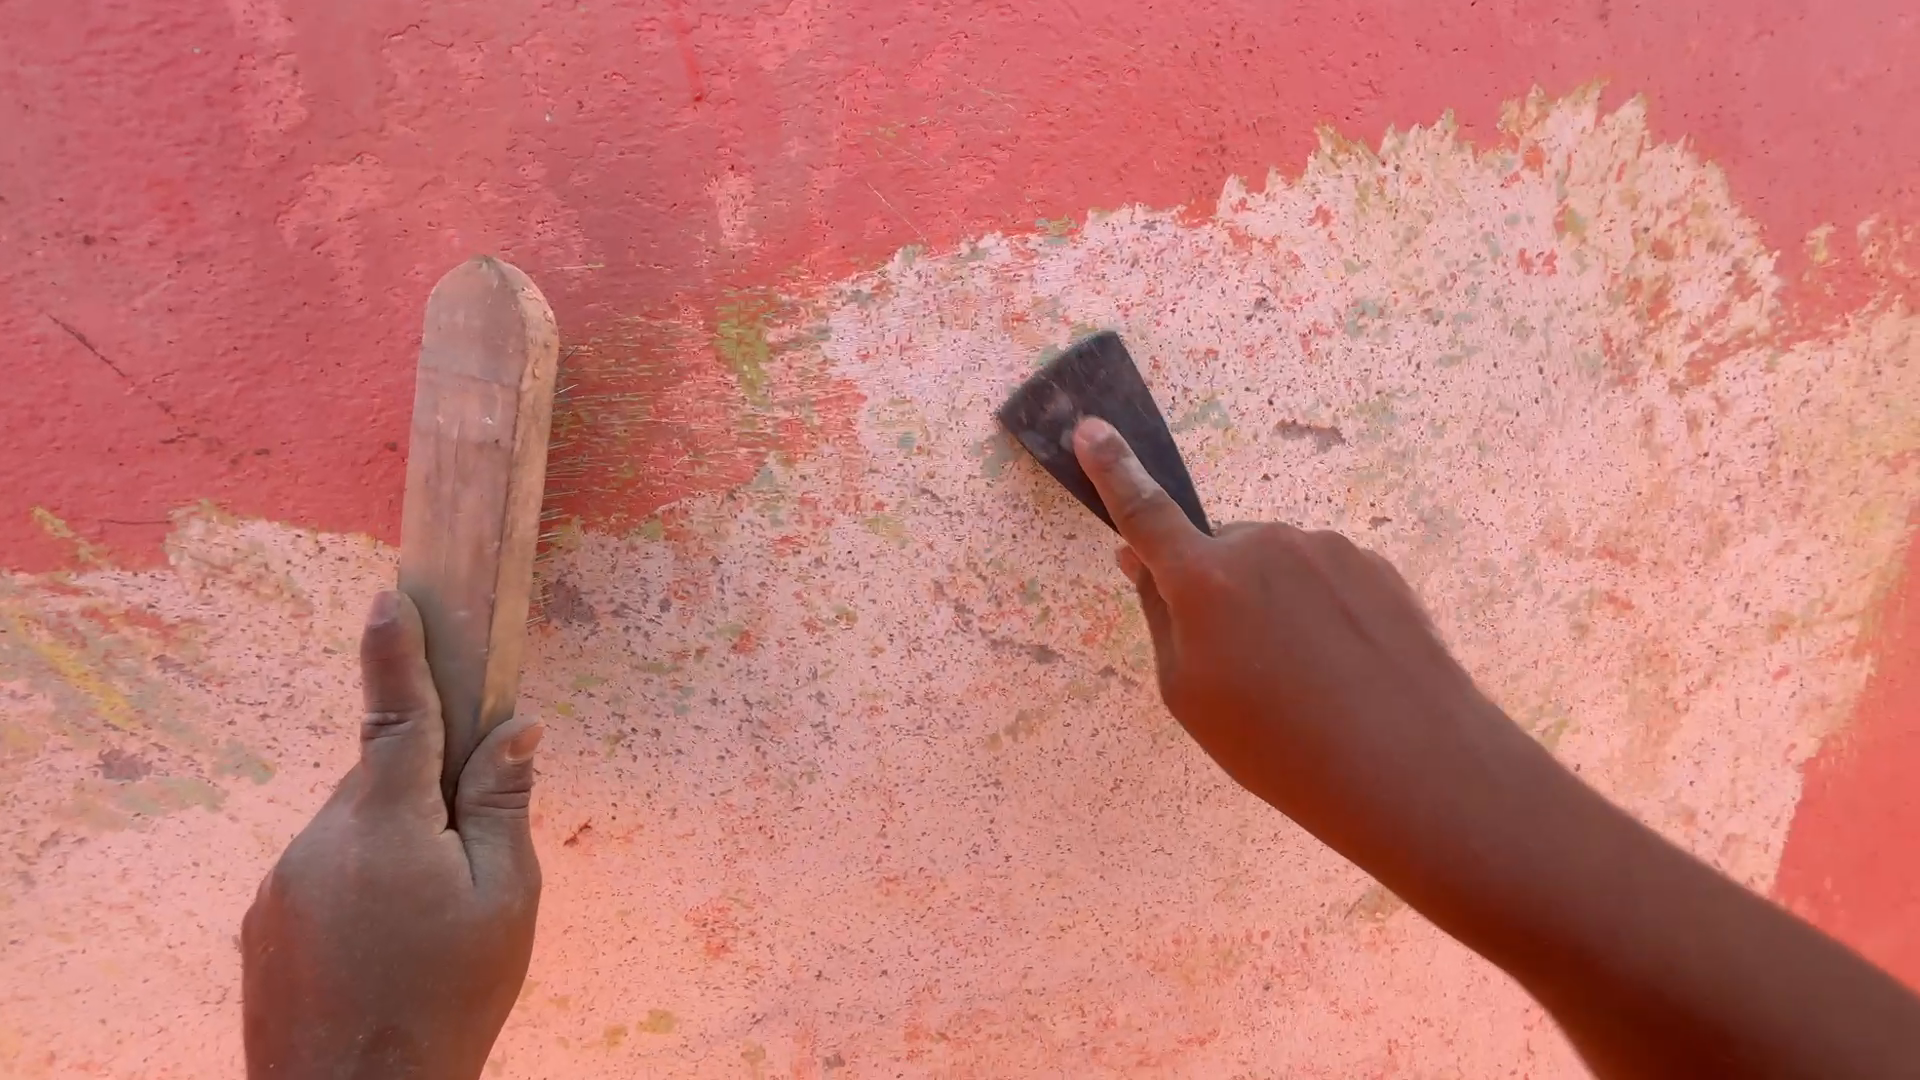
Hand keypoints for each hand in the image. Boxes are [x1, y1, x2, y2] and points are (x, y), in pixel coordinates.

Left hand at [242, 591, 542, 1079]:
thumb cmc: (453, 993)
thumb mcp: (506, 893)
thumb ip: (503, 802)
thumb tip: (518, 727)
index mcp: (382, 828)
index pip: (395, 719)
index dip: (393, 655)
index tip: (388, 600)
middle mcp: (316, 843)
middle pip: (384, 771)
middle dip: (433, 774)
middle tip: (480, 829)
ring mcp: (280, 886)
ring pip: (360, 817)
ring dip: (407, 827)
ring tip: (445, 897)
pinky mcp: (267, 923)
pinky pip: (333, 859)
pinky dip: (375, 863)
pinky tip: (401, 926)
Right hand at [1071, 417, 1537, 870]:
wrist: (1419, 770)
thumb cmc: (1277, 745)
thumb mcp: (1187, 694)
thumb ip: (1159, 615)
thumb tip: (1142, 561)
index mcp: (1205, 578)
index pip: (1143, 512)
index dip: (1112, 469)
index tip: (1089, 428)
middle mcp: (1263, 544)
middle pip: (1213, 551)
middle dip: (1210, 586)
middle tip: (1237, 659)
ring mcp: (1325, 548)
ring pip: (1269, 562)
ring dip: (1265, 597)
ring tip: (1302, 671)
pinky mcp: (1373, 563)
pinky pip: (1317, 573)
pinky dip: (1313, 604)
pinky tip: (1341, 661)